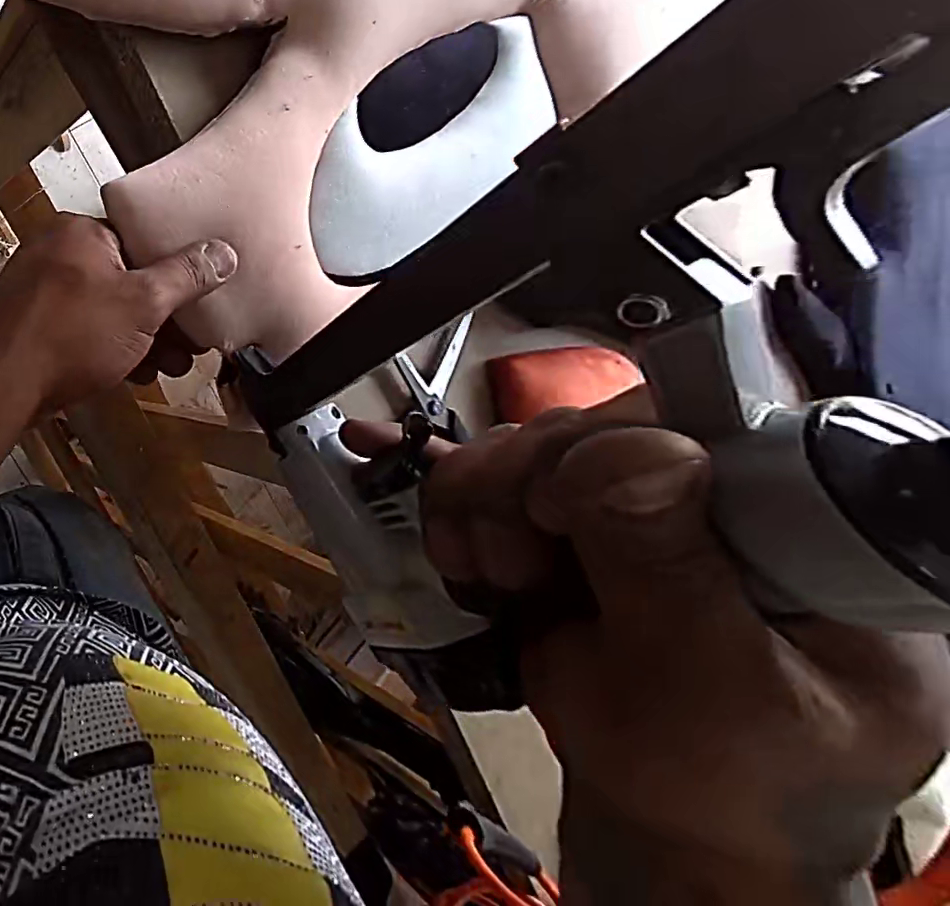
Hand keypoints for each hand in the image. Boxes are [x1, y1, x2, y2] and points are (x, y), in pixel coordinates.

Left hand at [0, 216, 235, 414]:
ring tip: (170, 365)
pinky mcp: (28, 325)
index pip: (142, 239)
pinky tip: (133, 374)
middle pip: (124, 279)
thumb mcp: (143, 304)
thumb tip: (222, 253)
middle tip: (191, 344)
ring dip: (141, 338)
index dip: (177, 272)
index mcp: (78, 232)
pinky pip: (79, 329)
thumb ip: (186, 277)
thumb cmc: (68, 337)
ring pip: (103, 309)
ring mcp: (36, 290)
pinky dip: (107, 348)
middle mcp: (53, 253)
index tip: (201, 300)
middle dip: (163, 317)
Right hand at [351, 392, 949, 902]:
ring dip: (472, 502)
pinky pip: (479, 471)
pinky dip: (443, 494)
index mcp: (794, 522)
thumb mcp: (711, 681)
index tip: (553, 520)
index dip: (605, 449)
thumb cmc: (721, 769)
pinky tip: (437, 526)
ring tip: (487, 576)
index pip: (695, 425)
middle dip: (516, 489)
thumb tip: (632, 451)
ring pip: (518, 444)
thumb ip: (672, 570)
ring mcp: (619, 503)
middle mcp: (705, 492)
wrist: (662, 806)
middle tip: (514, 570)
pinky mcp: (550, 518)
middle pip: (581, 426)